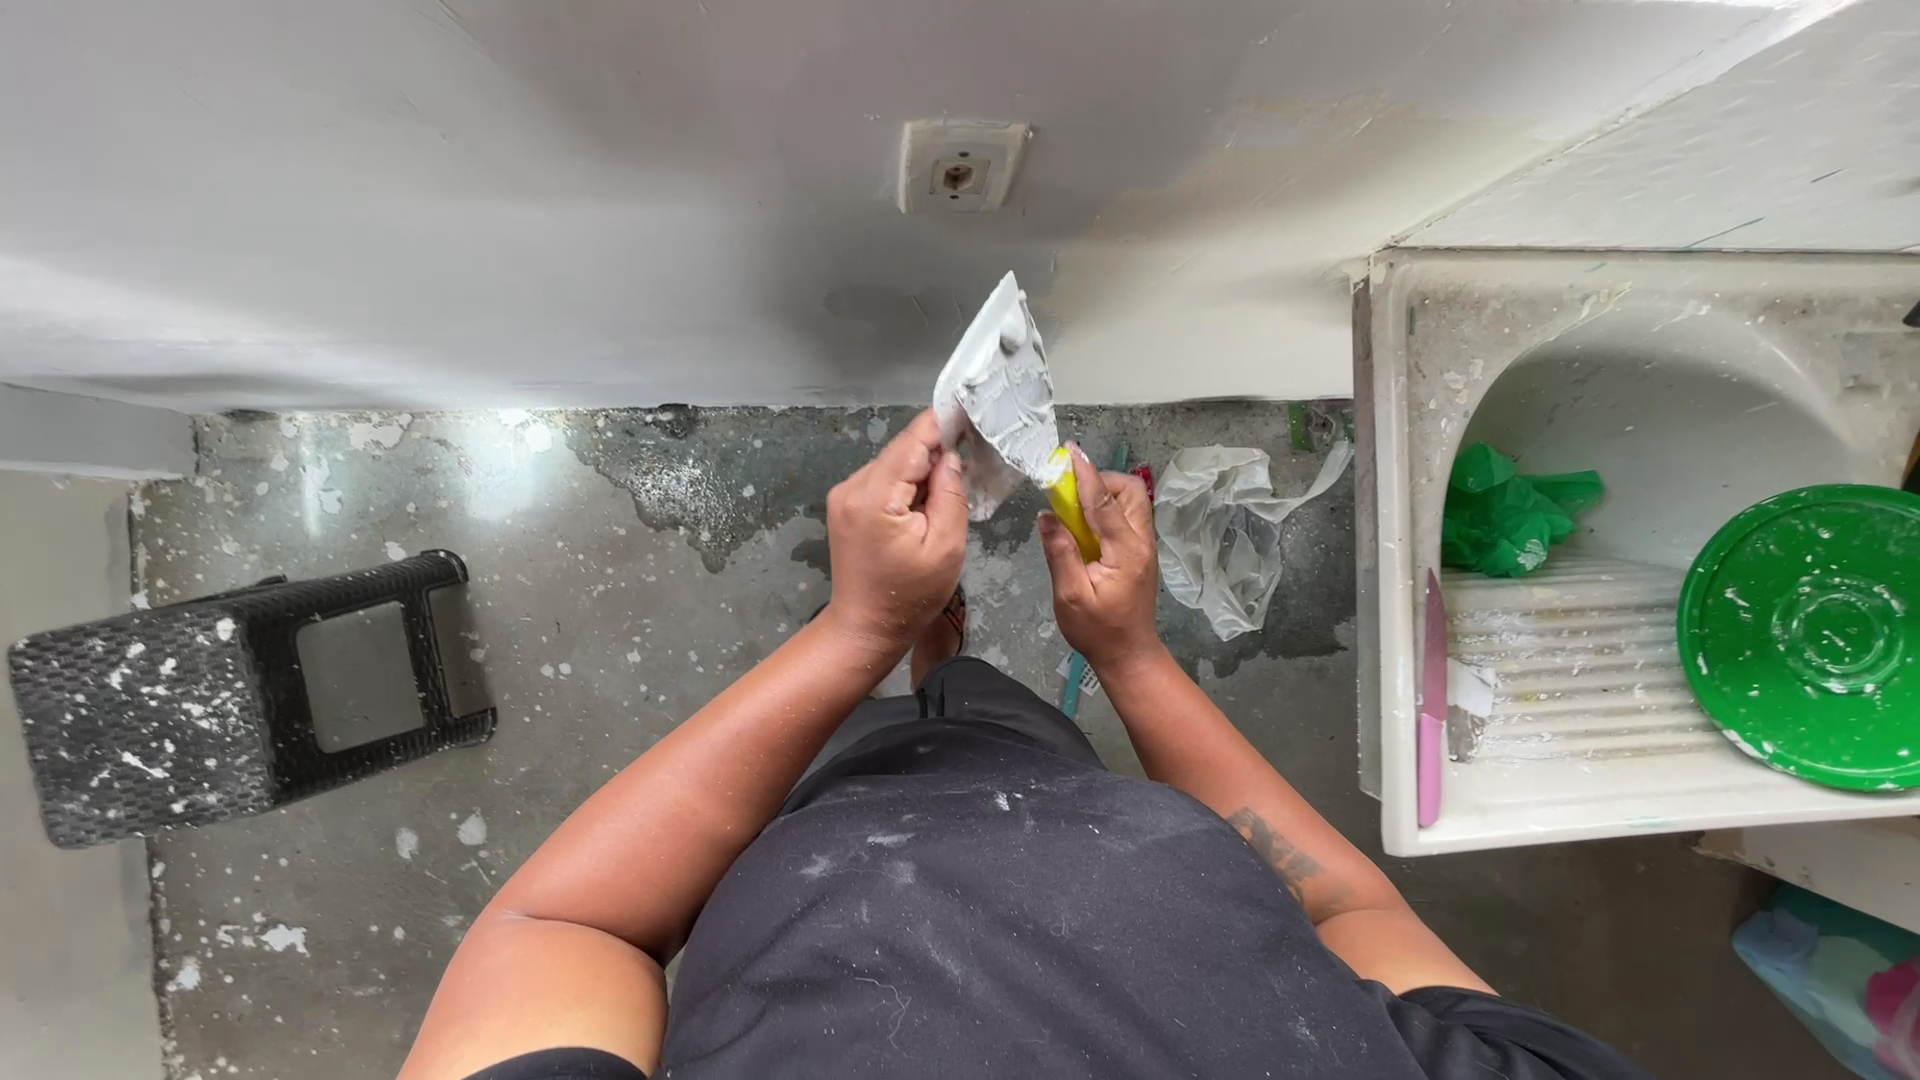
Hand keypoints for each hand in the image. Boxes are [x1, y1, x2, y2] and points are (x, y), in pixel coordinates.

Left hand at [822, 409, 968, 653]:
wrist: (866, 627)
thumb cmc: (911, 595)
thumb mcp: (946, 547)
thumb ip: (950, 494)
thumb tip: (950, 456)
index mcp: (874, 497)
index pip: (912, 442)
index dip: (941, 423)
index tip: (969, 407)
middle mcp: (852, 487)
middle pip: (901, 451)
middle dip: (935, 450)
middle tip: (973, 451)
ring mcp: (844, 495)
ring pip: (893, 464)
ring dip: (922, 469)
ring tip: (952, 484)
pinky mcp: (845, 505)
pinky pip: (883, 481)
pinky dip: (907, 484)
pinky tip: (926, 500)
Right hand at [1038, 443, 1162, 672]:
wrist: (1129, 655)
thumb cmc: (1098, 630)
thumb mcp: (1070, 595)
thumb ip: (1060, 552)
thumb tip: (1047, 516)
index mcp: (1126, 551)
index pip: (1103, 502)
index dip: (1086, 475)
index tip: (1070, 452)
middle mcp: (1142, 542)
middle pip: (1130, 491)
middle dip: (1100, 481)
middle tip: (1070, 492)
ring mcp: (1145, 547)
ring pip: (1132, 501)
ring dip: (1104, 494)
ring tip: (1075, 509)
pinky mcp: (1140, 553)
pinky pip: (1128, 517)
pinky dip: (1107, 510)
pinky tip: (1085, 527)